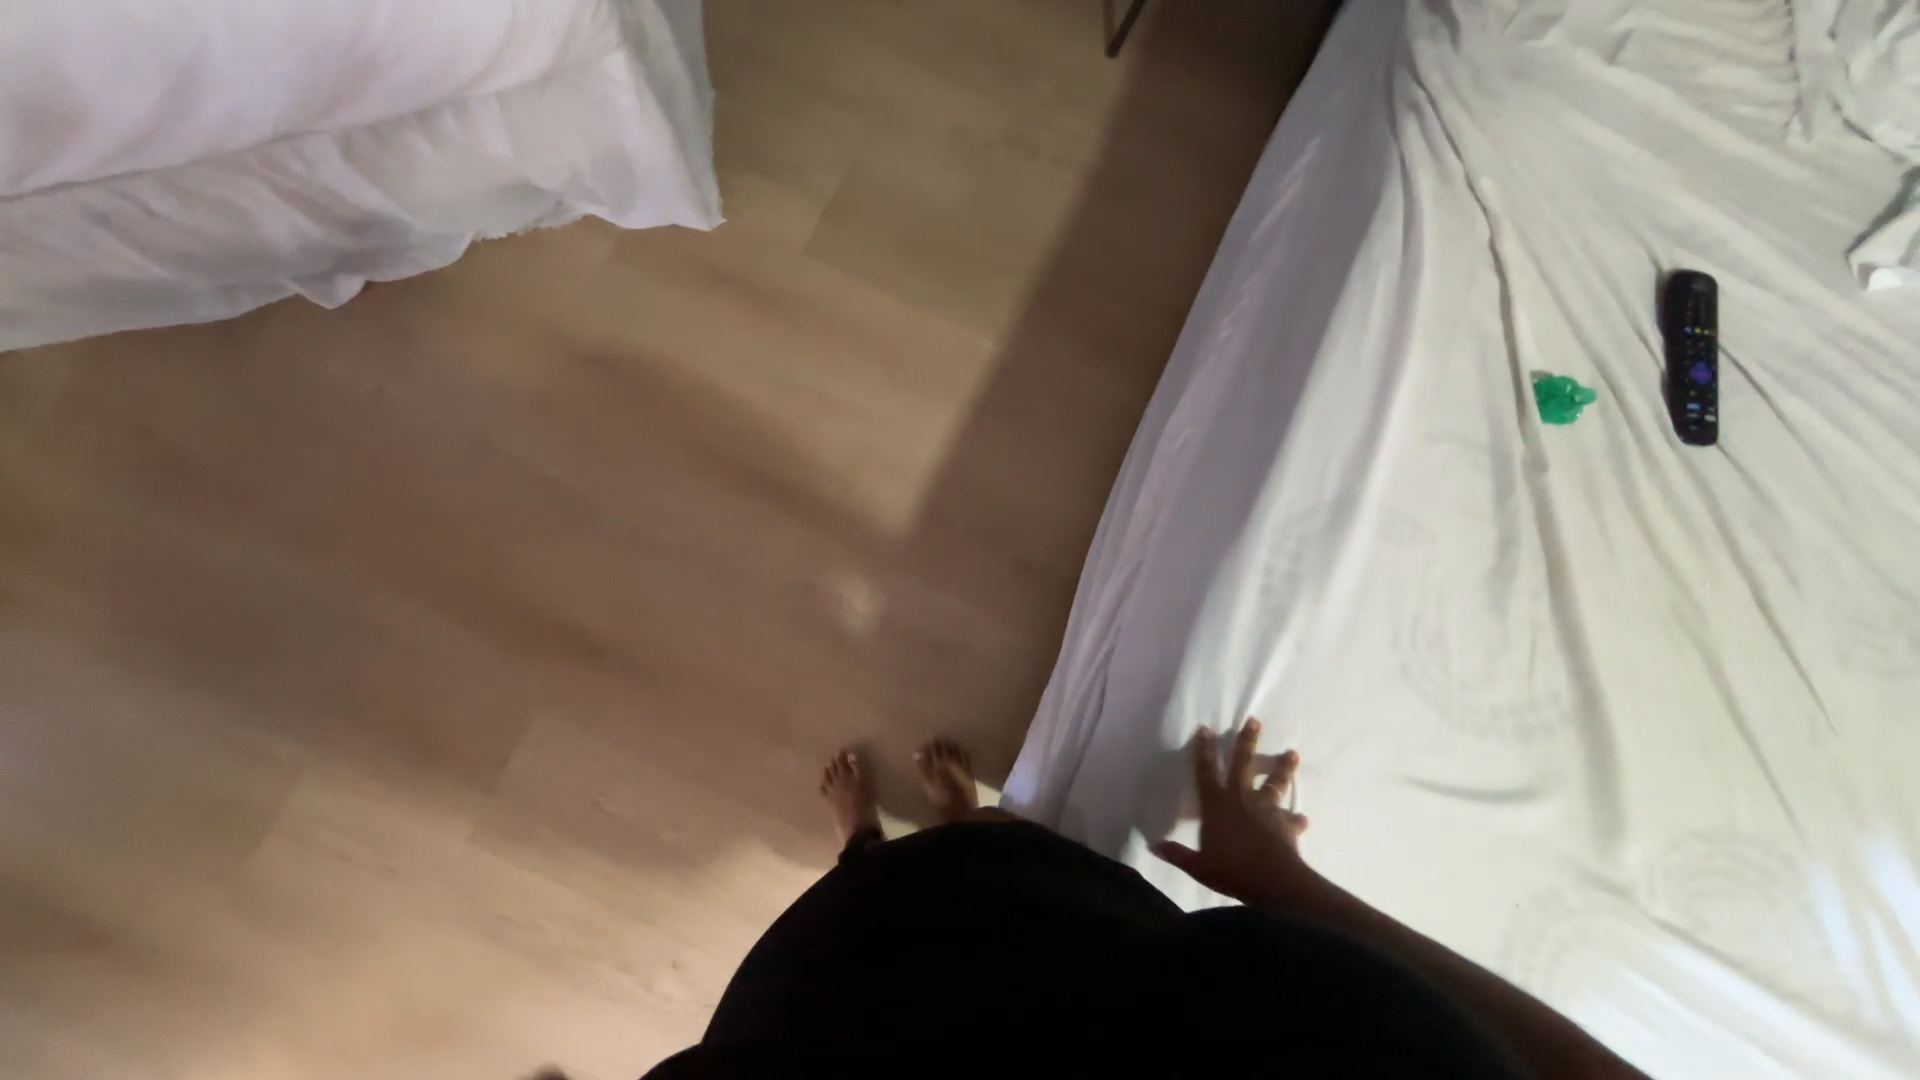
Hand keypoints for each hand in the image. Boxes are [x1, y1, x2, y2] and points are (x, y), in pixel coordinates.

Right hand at [1152, 717, 1311, 904]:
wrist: (1273, 881)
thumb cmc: (1231, 869)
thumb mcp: (1198, 865)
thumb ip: (1178, 854)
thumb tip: (1154, 847)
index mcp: (1216, 804)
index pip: (1206, 771)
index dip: (1204, 750)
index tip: (1205, 728)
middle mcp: (1241, 799)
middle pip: (1243, 764)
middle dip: (1247, 741)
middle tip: (1255, 720)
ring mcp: (1266, 810)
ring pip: (1274, 783)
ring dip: (1283, 768)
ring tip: (1292, 753)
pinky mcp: (1285, 825)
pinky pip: (1291, 820)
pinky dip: (1296, 819)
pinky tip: (1302, 818)